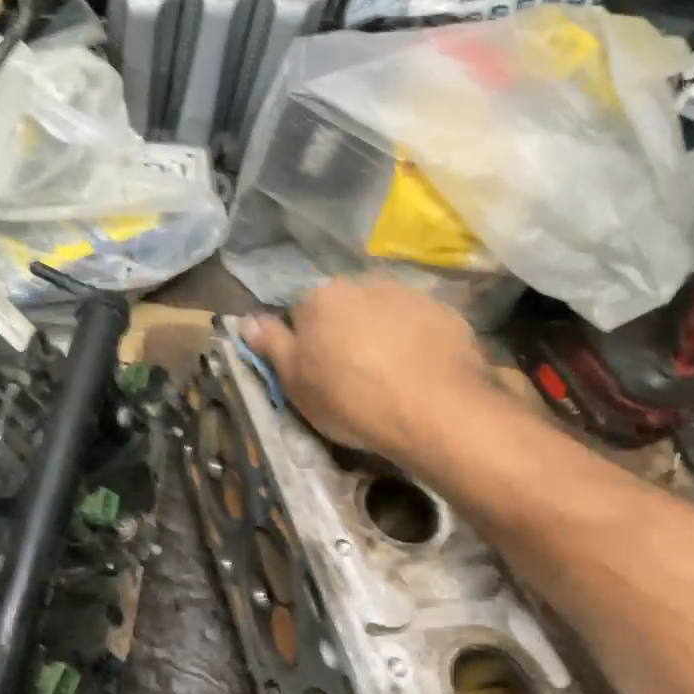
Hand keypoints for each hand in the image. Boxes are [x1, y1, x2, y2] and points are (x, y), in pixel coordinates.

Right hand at [239, 277, 498, 462]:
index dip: (306, 344)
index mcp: (320, 298)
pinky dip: (416, 343)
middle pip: (345, 308)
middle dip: (345, 333)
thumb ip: (271, 344)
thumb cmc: (348, 398)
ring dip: (382, 335)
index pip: (301, 313)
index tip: (315, 372)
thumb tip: (246, 319)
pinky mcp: (447, 313)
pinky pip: (420, 326)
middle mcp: (363, 283)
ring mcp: (409, 295)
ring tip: (389, 376)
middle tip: (351, 375)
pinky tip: (419, 373)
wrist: (432, 410)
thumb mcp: (294, 381)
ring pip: (384, 313)